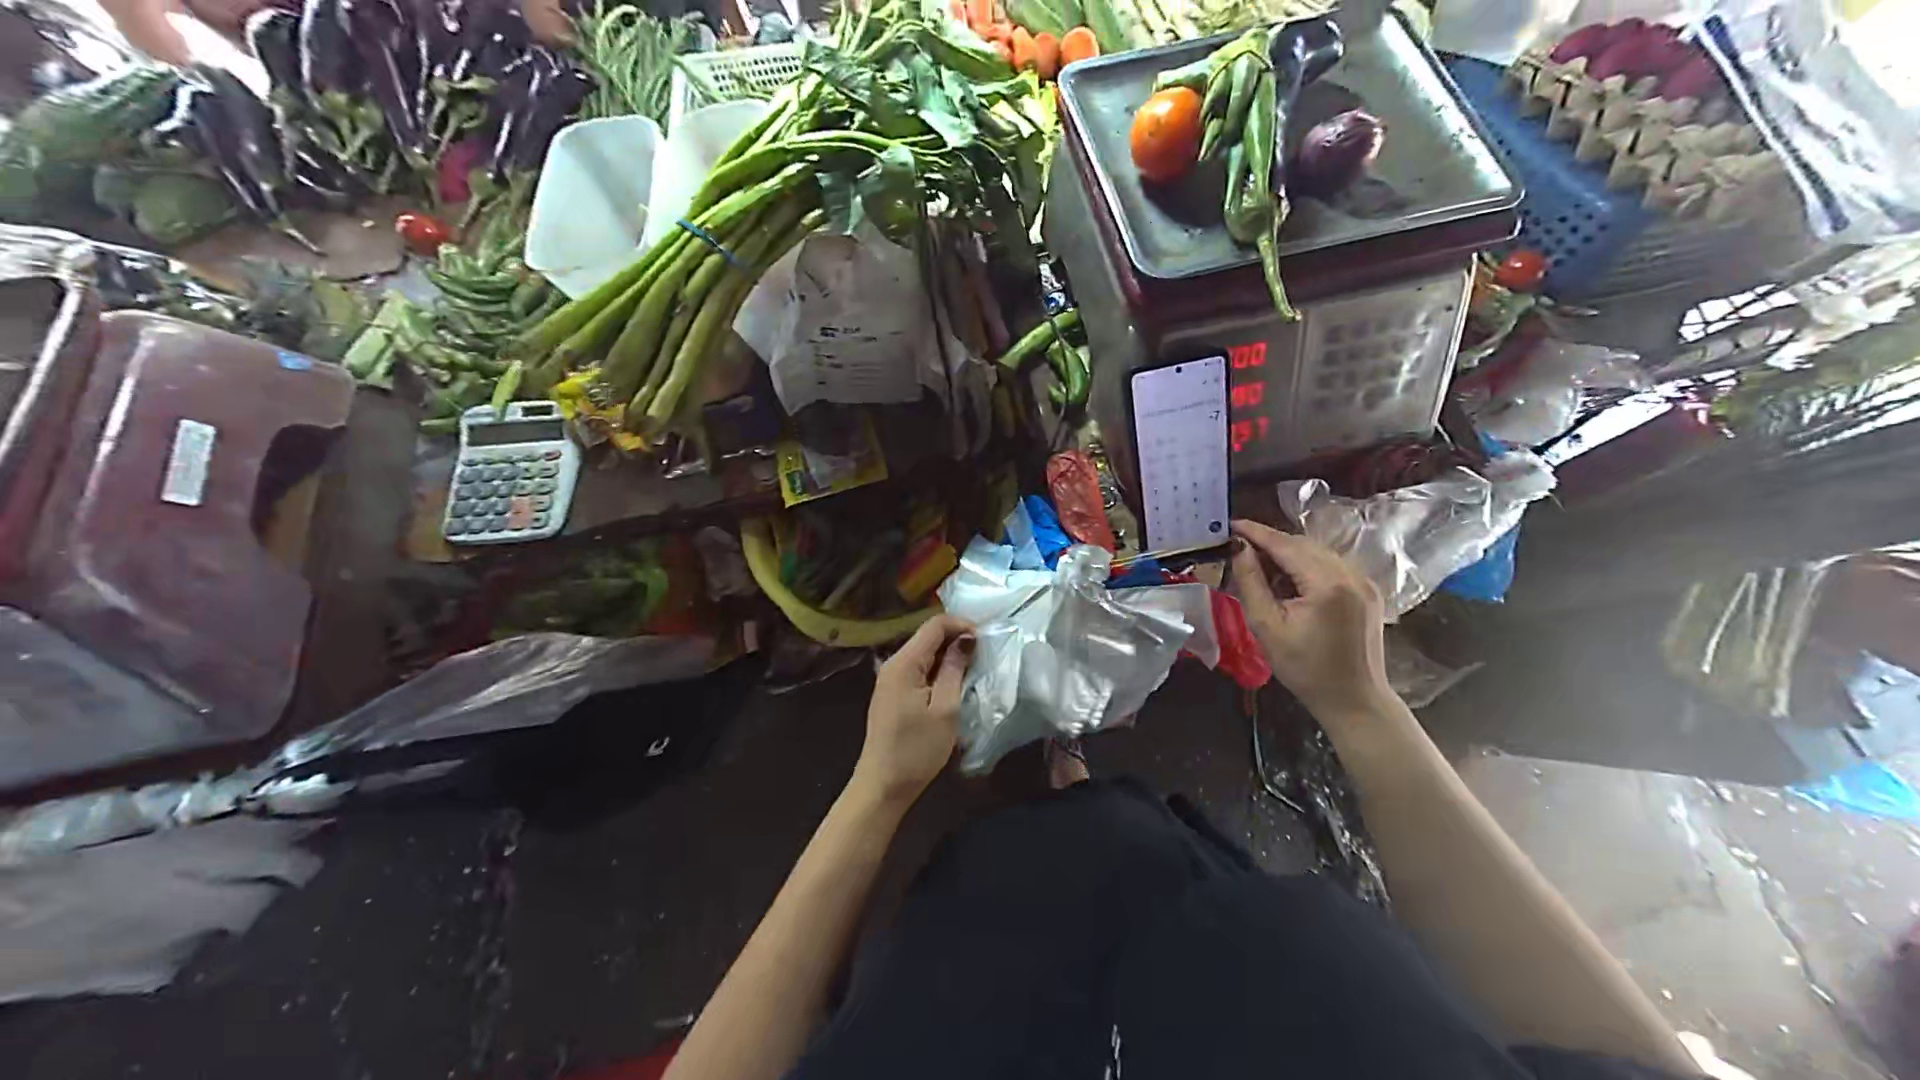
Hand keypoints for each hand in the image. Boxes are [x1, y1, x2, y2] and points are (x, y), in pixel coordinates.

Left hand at [854, 615, 975, 807]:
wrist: (883, 785)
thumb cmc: (917, 749)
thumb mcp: (945, 709)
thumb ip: (956, 669)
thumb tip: (967, 639)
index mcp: (904, 663)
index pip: (934, 625)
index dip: (962, 624)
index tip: (986, 640)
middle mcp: (893, 664)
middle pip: (928, 636)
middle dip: (957, 639)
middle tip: (985, 655)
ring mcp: (890, 678)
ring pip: (924, 652)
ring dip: (949, 655)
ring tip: (974, 669)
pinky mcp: (893, 693)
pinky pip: (919, 669)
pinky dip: (938, 670)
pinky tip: (954, 684)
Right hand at [1230, 519, 1392, 716]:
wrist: (1353, 700)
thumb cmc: (1304, 668)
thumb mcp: (1267, 625)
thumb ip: (1251, 581)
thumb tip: (1239, 548)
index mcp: (1328, 583)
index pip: (1286, 545)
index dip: (1256, 532)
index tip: (1231, 524)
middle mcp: (1351, 574)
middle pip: (1303, 545)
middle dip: (1271, 543)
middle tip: (1240, 549)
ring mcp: (1364, 582)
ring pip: (1318, 553)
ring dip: (1288, 555)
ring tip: (1260, 567)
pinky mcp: (1367, 592)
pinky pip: (1331, 567)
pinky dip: (1306, 566)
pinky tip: (1289, 582)